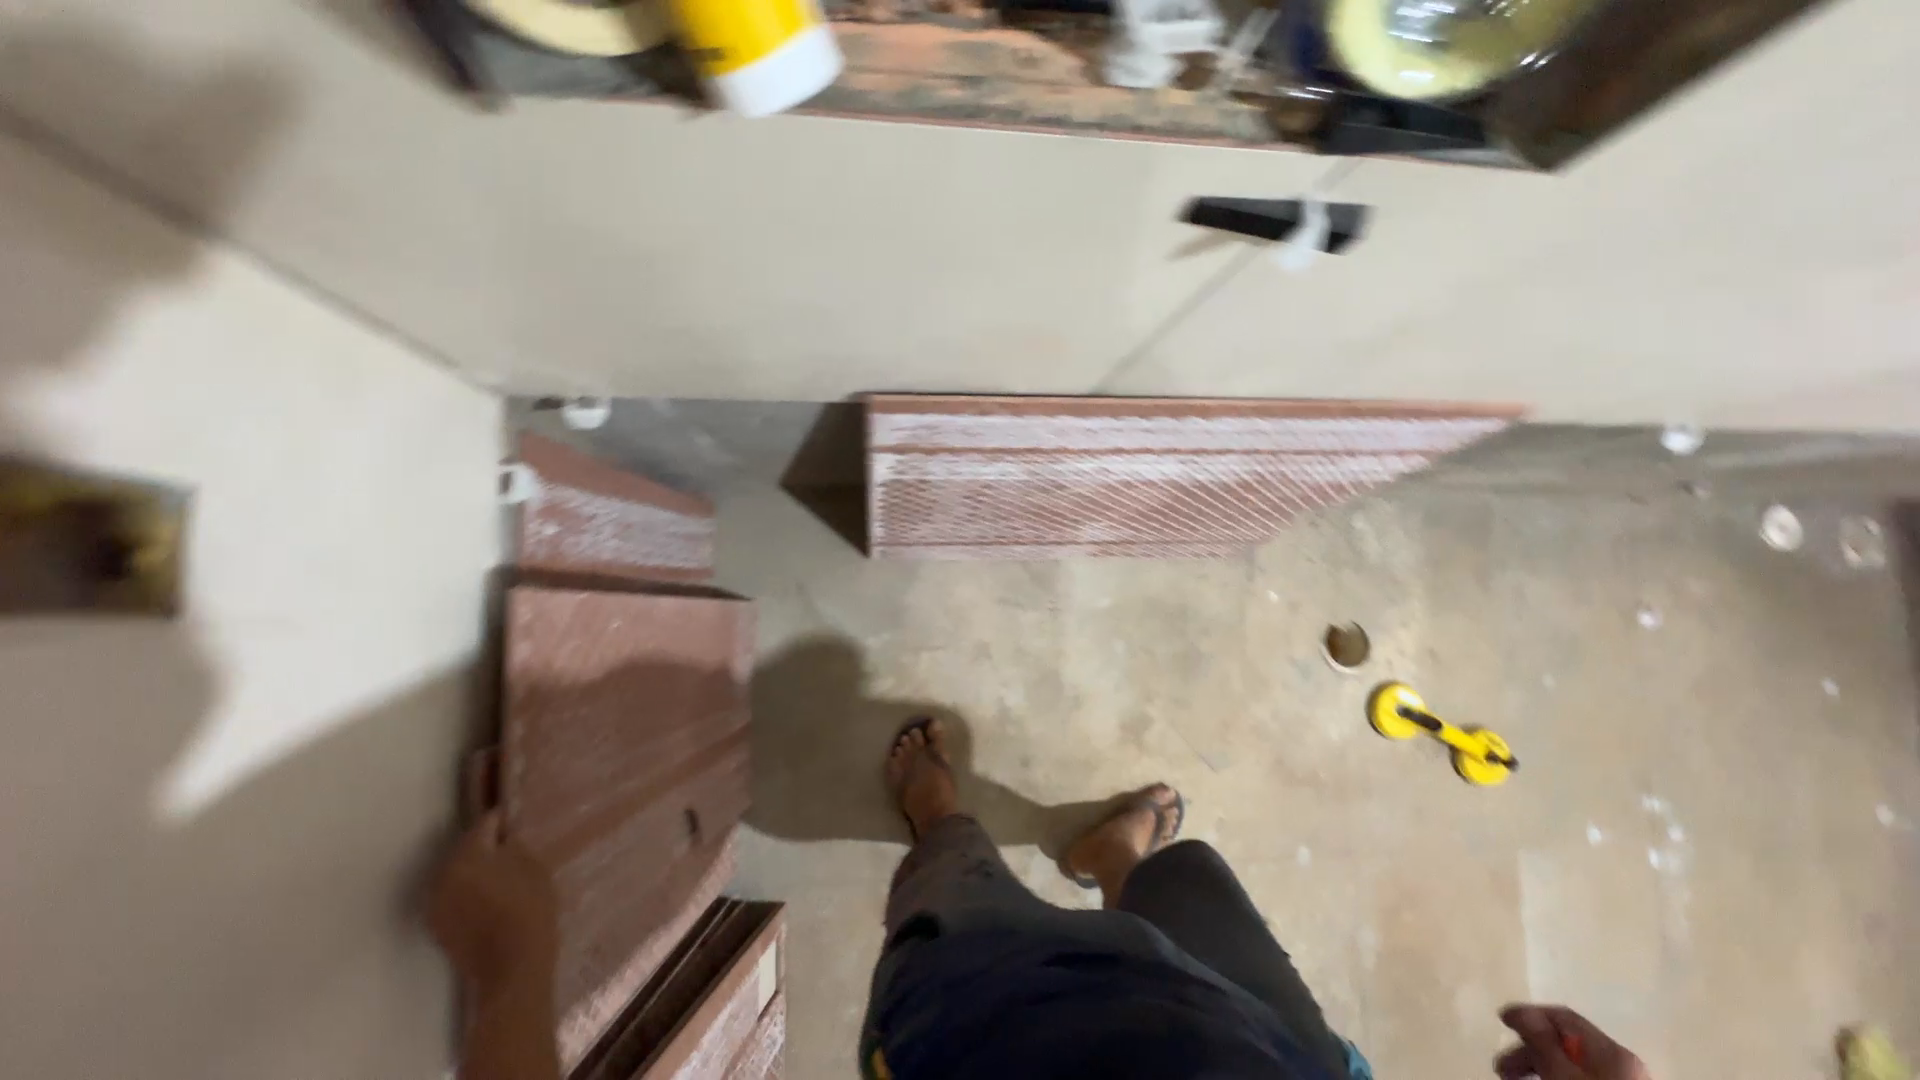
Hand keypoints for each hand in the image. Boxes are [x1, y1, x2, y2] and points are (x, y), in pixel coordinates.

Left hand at [427, 810, 558, 989]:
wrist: (513, 967)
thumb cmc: (529, 910)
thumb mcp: (533, 867)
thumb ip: (514, 846)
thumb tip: (503, 837)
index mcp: (465, 858)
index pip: (483, 826)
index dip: (501, 819)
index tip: (514, 817)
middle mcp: (441, 877)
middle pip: (465, 852)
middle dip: (485, 848)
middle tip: (510, 848)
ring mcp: (435, 905)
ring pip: (457, 876)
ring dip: (474, 872)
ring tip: (501, 876)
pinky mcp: (437, 928)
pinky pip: (453, 898)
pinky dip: (468, 894)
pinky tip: (490, 901)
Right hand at [1494, 1004, 1649, 1079]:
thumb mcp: (1561, 1075)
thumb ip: (1541, 1041)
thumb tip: (1521, 1011)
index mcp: (1611, 1051)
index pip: (1563, 1017)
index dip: (1528, 1015)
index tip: (1501, 1022)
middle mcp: (1621, 1064)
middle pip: (1565, 1044)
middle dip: (1528, 1051)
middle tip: (1502, 1068)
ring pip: (1571, 1067)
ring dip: (1537, 1069)